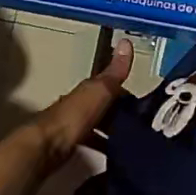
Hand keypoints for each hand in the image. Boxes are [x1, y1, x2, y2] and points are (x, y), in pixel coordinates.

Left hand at [15, 37, 132, 170]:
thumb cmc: (76, 115)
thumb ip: (115, 71)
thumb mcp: (100, 90)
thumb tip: (126, 40)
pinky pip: (94, 141)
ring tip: (133, 141)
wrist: (48, 145)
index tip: (147, 106)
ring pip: (100, 124)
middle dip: (123, 113)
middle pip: (105, 105)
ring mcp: (75, 124)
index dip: (128, 94)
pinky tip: (115, 154)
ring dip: (114, 130)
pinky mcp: (72, 143)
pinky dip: (105, 145)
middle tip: (144, 126)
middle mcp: (80, 104)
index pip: (111, 85)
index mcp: (88, 89)